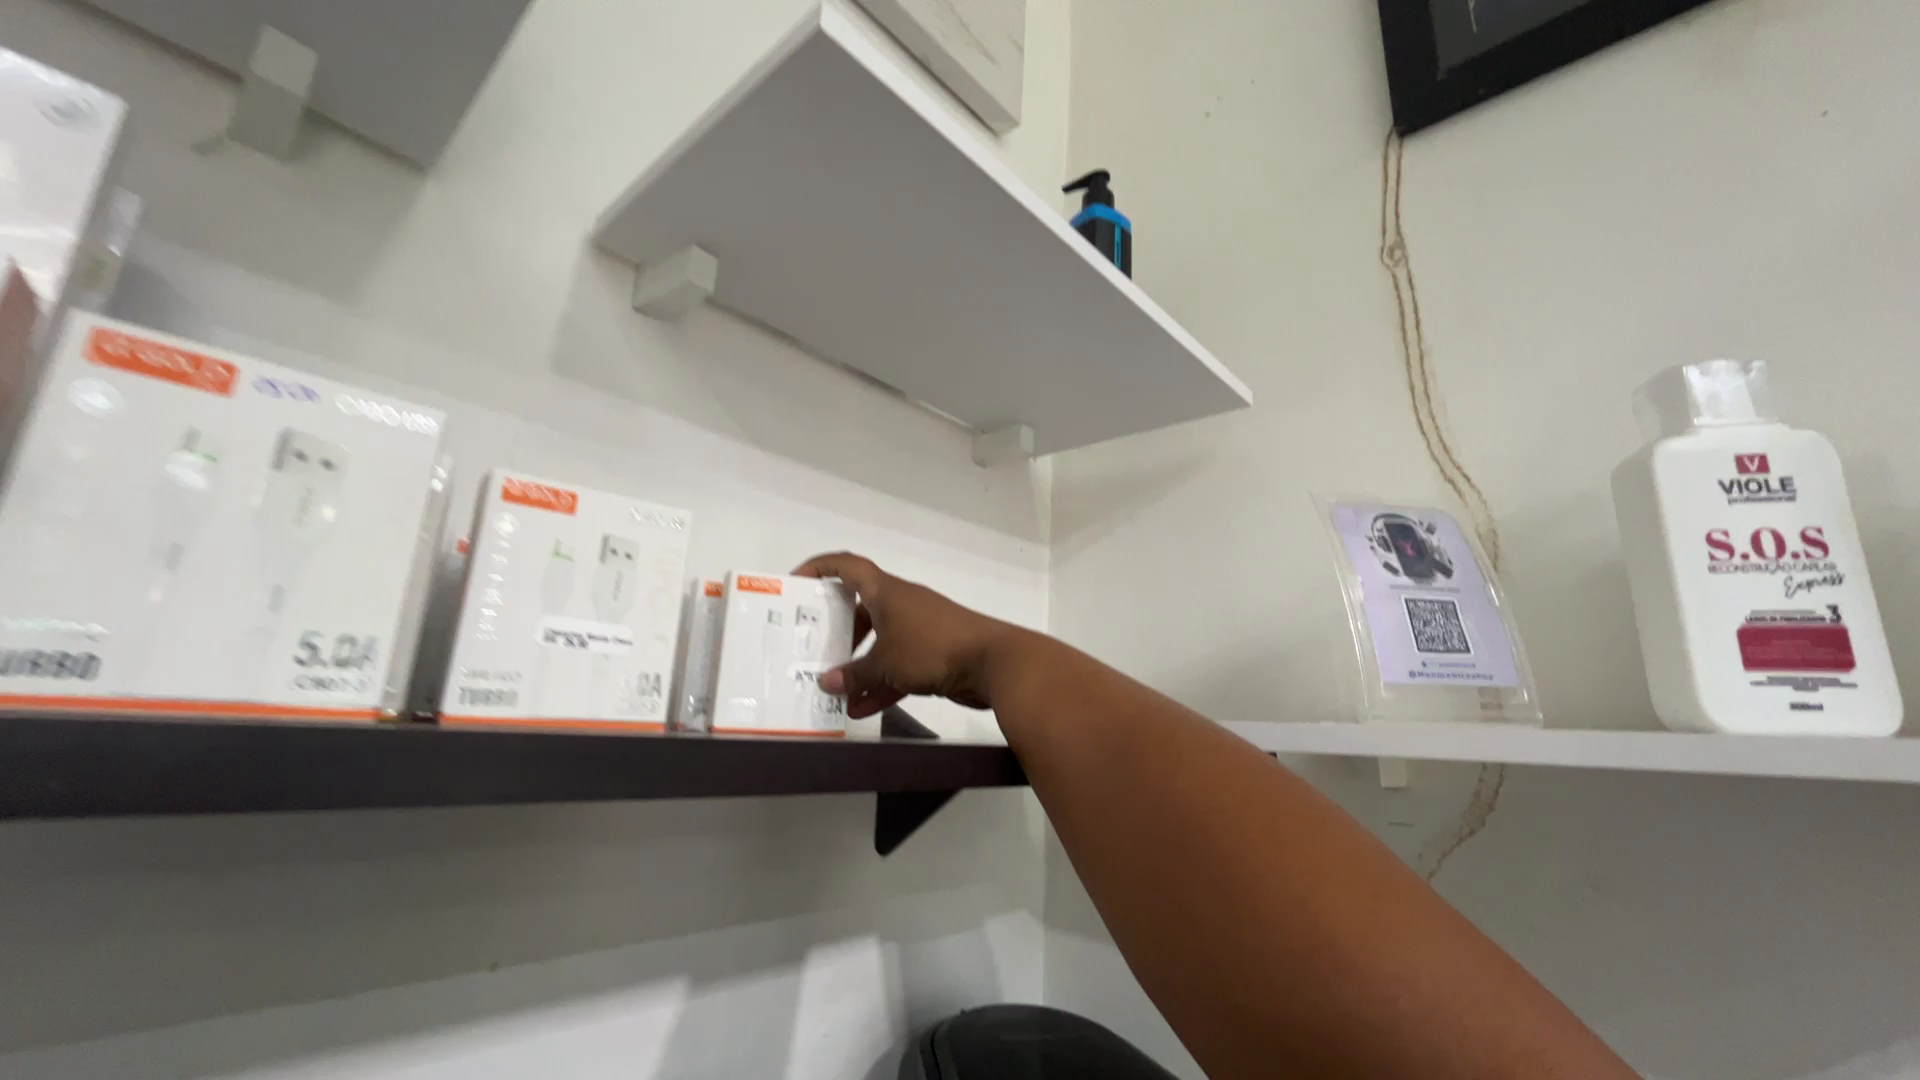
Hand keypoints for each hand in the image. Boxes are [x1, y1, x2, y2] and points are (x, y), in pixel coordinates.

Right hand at [793, 552, 1017, 719]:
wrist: (993, 662)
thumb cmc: (931, 648)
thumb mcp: (885, 664)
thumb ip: (853, 675)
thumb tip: (825, 683)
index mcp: (886, 591)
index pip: (846, 566)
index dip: (819, 569)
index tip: (795, 585)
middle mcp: (901, 604)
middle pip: (861, 609)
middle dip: (837, 632)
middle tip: (812, 651)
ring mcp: (920, 629)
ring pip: (880, 643)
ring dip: (859, 667)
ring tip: (834, 693)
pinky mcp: (934, 654)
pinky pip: (898, 666)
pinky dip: (882, 685)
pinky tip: (862, 711)